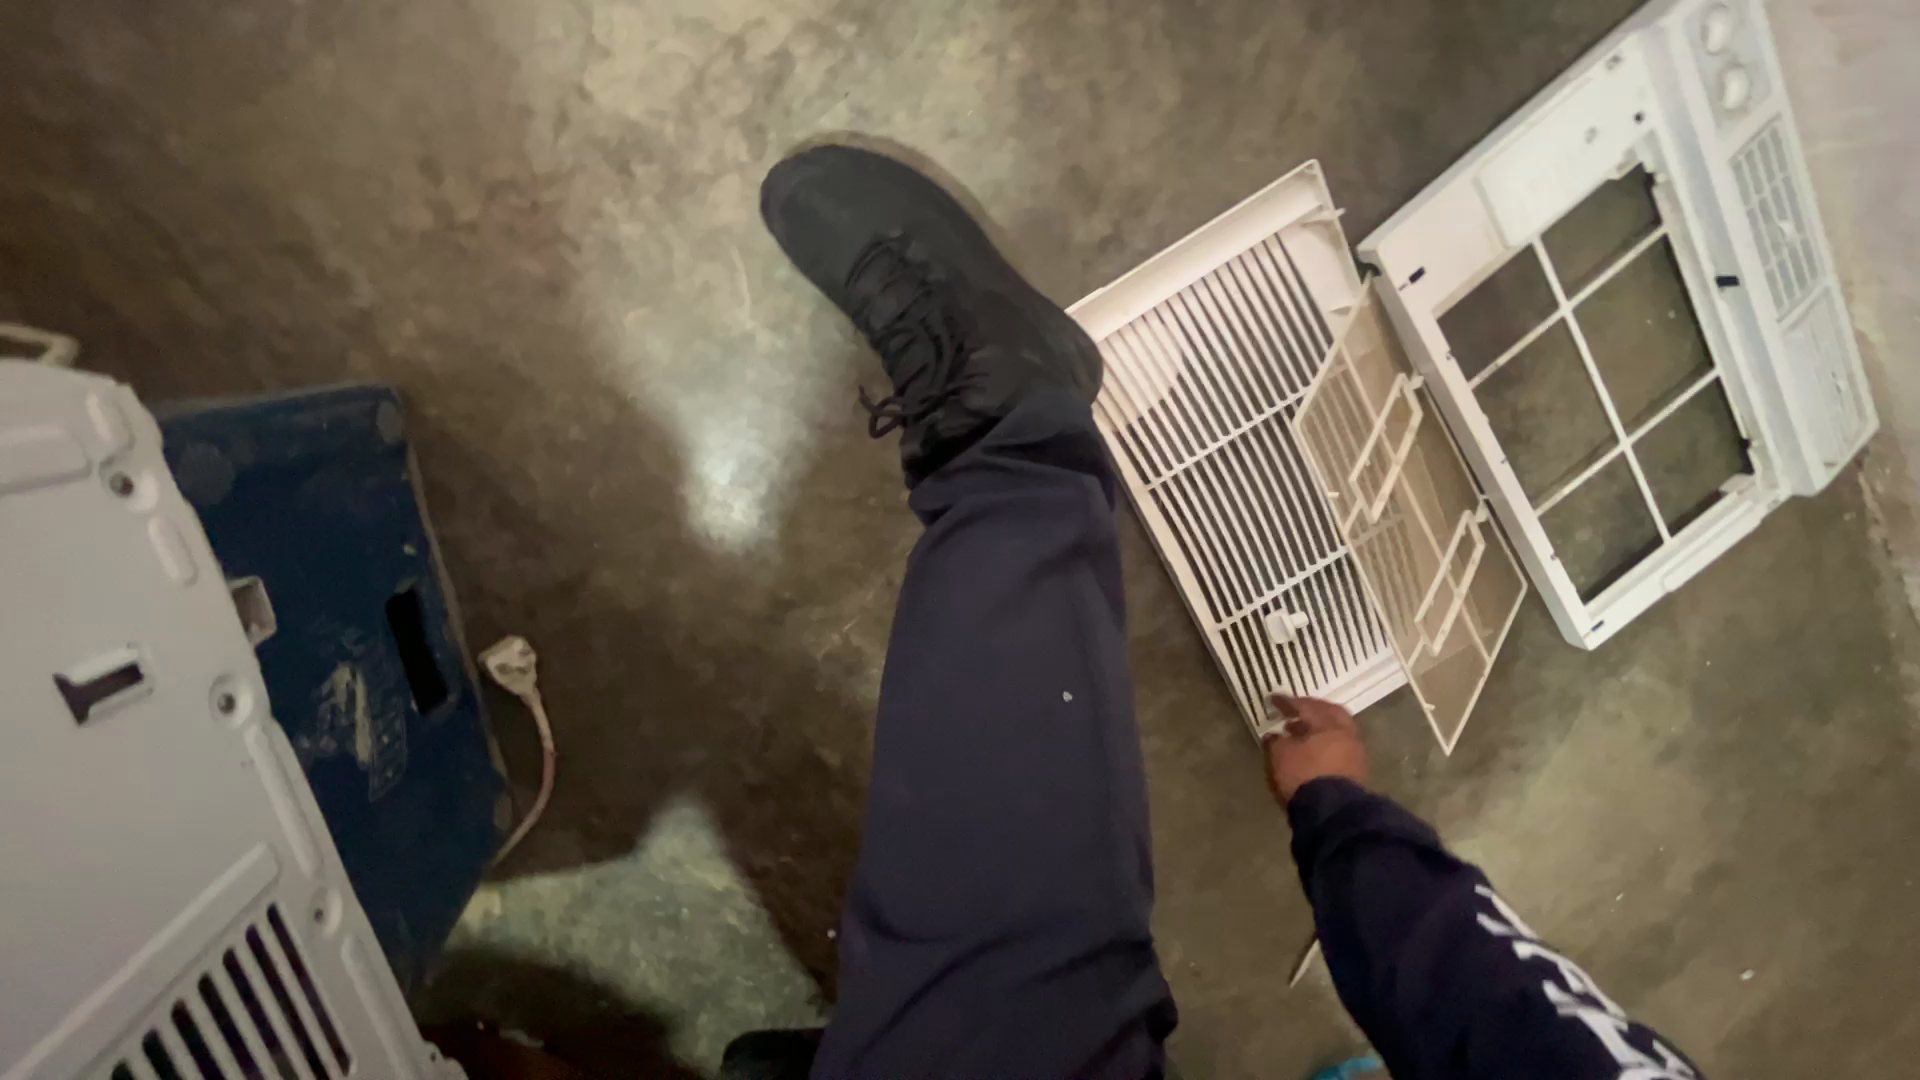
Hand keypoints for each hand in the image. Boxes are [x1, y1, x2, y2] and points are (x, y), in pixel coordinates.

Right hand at [1262, 693, 1368, 804]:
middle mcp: (1346, 734)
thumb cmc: (1303, 775)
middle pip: (1331, 714)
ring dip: (1319, 730)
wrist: (1332, 813)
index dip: (1287, 702)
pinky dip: (1325, 746)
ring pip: (1337, 732)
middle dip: (1312, 711)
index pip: (1305, 705)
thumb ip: (1276, 741)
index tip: (1273, 699)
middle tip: (1295, 711)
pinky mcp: (1357, 773)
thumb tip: (1275, 735)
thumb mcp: (1279, 755)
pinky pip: (1339, 750)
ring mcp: (1355, 754)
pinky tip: (1311, 753)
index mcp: (1328, 724)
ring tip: (1299, 734)